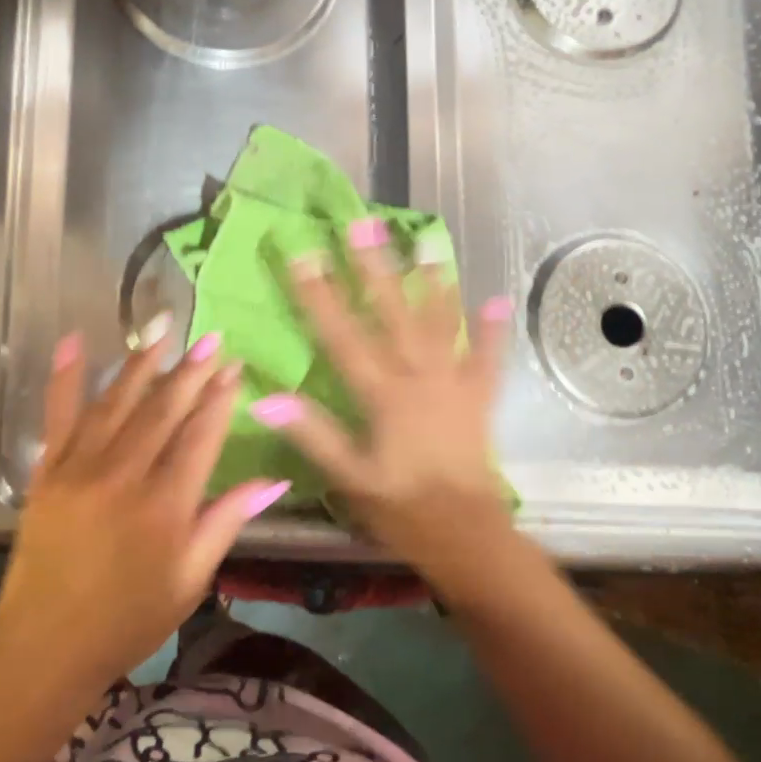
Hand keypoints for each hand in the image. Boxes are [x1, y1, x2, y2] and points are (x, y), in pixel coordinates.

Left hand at [0, 319, 290, 686]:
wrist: (46, 641)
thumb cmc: (128, 621)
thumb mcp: (190, 582)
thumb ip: (225, 523)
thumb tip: (273, 480)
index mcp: (166, 506)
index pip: (200, 437)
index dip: (220, 399)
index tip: (235, 367)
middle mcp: (124, 476)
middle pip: (162, 410)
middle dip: (190, 371)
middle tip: (210, 338)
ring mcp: (80, 467)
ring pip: (116, 402)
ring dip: (141, 363)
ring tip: (162, 330)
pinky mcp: (46, 470)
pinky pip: (58, 414)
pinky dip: (65, 376)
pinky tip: (73, 341)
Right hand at [248, 218, 516, 585]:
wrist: (469, 535)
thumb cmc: (402, 507)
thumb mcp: (349, 476)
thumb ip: (312, 433)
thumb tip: (265, 397)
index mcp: (383, 394)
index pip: (343, 335)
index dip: (320, 295)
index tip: (303, 256)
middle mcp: (419, 376)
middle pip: (393, 313)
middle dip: (374, 268)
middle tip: (363, 226)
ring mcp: (453, 383)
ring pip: (440, 322)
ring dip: (431, 280)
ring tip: (426, 241)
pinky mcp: (478, 397)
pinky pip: (487, 357)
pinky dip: (490, 329)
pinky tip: (495, 299)